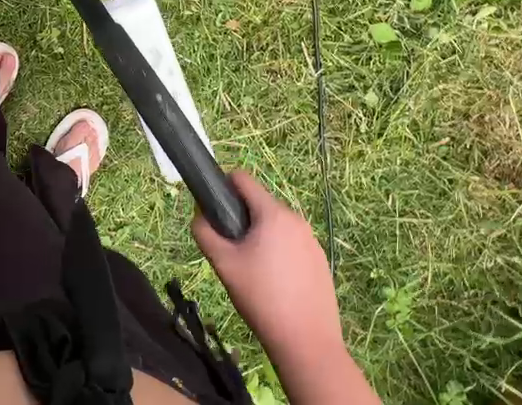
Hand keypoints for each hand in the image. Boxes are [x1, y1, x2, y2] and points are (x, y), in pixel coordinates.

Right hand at [192, 171, 343, 363]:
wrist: (307, 343)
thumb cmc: (261, 298)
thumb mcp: (222, 263)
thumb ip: (204, 231)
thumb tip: (200, 215)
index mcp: (273, 213)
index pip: (242, 178)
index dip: (222, 187)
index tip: (214, 212)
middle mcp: (296, 219)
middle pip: (258, 203)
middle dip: (241, 219)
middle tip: (232, 251)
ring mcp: (312, 241)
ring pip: (275, 225)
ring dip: (260, 237)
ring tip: (253, 271)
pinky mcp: (321, 261)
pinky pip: (292, 244)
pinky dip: (278, 253)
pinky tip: (274, 284)